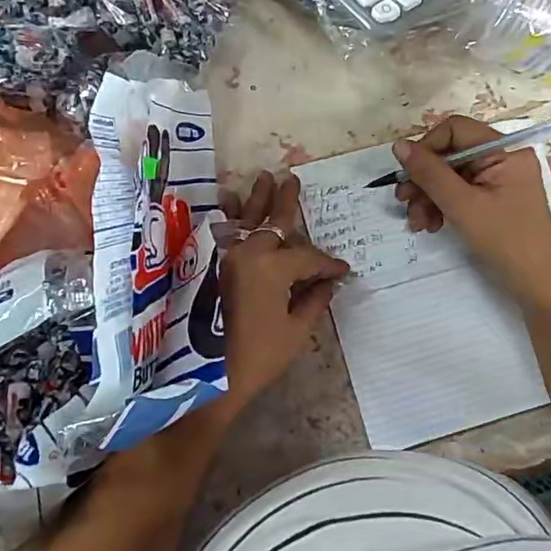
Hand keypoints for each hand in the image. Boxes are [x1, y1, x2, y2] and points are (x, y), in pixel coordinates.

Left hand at [218, 171, 349, 410]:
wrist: (209, 373)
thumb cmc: (258, 355)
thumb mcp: (296, 330)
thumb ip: (314, 299)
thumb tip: (330, 280)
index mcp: (273, 268)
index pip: (308, 257)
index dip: (327, 264)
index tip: (341, 271)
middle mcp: (248, 252)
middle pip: (273, 222)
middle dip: (286, 202)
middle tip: (292, 179)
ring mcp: (225, 255)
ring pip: (245, 220)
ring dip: (256, 199)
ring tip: (264, 177)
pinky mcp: (210, 264)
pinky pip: (222, 232)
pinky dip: (227, 215)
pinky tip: (228, 200)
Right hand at [393, 115, 550, 307]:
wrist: (536, 282)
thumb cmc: (504, 239)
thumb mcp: (461, 204)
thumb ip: (429, 173)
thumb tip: (399, 146)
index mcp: (504, 152)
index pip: (455, 130)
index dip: (427, 147)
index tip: (409, 174)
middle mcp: (501, 160)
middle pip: (447, 155)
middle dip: (423, 179)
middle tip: (404, 201)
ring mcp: (495, 180)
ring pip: (446, 175)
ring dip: (426, 197)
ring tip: (418, 222)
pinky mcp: (489, 198)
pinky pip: (454, 192)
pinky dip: (438, 206)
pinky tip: (430, 225)